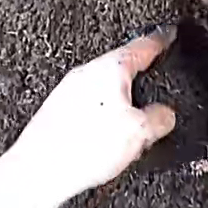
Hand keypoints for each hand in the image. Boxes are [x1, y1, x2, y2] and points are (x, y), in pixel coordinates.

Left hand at [2, 27, 179, 199]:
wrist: (39, 172)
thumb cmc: (83, 147)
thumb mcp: (140, 132)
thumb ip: (160, 118)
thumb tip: (166, 115)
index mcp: (109, 68)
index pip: (142, 45)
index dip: (161, 41)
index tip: (168, 35)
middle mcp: (86, 73)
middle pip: (121, 65)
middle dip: (139, 73)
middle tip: (155, 78)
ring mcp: (69, 90)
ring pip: (104, 87)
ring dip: (119, 97)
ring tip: (132, 119)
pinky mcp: (58, 110)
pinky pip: (89, 105)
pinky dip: (102, 114)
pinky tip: (105, 135)